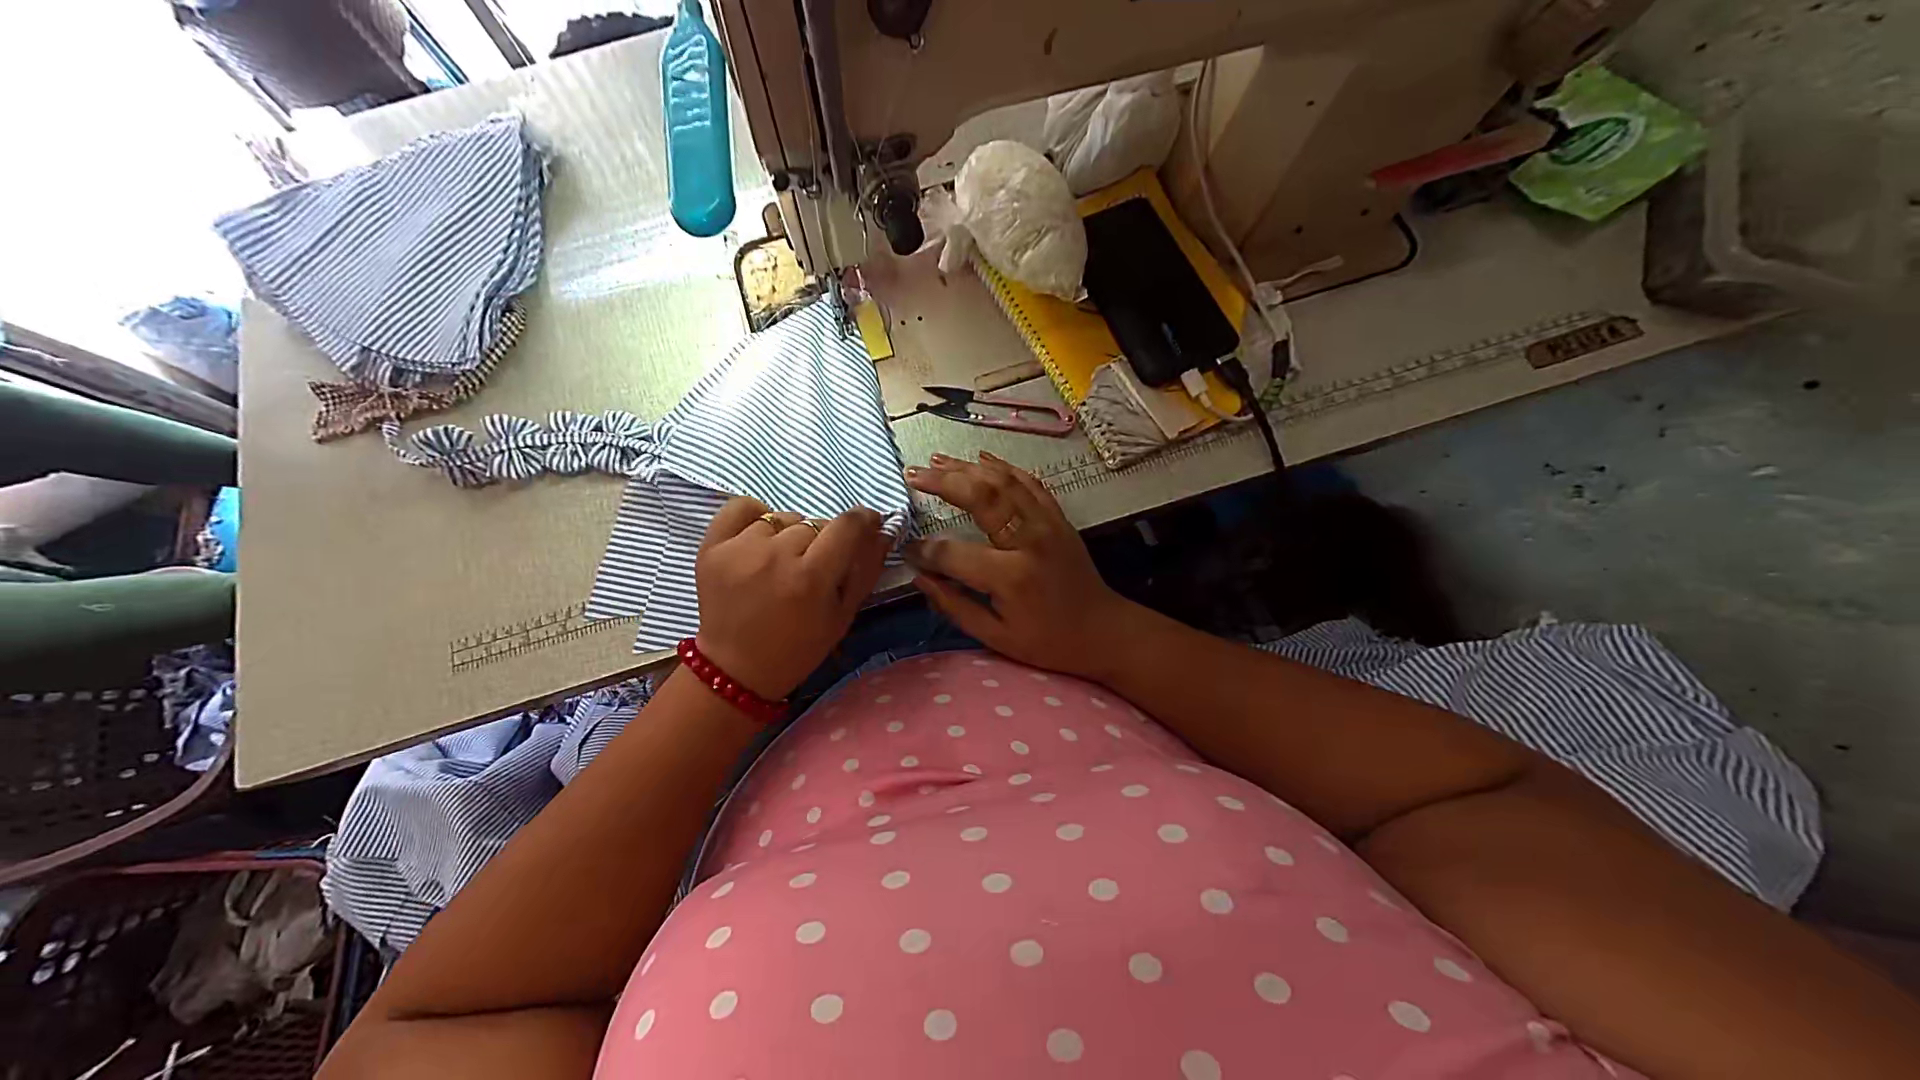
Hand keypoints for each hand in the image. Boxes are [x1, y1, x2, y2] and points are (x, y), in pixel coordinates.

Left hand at [694, 498, 890, 698]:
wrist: (737, 669)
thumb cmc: (799, 648)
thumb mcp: (843, 615)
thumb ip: (865, 569)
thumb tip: (881, 531)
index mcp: (811, 578)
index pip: (848, 524)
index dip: (863, 520)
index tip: (866, 525)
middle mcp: (774, 556)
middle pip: (815, 523)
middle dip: (823, 541)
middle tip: (815, 566)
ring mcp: (739, 549)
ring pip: (783, 518)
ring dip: (790, 533)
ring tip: (782, 561)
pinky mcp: (712, 547)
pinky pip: (742, 508)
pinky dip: (755, 516)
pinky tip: (760, 538)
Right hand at [905, 452, 1142, 680]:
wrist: (1103, 631)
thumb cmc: (1047, 641)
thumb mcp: (995, 637)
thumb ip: (954, 605)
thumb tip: (919, 576)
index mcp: (1011, 576)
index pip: (954, 553)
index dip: (925, 551)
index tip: (907, 549)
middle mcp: (1030, 540)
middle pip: (982, 496)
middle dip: (943, 482)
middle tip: (913, 475)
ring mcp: (1047, 523)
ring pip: (1004, 481)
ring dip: (967, 467)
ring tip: (936, 461)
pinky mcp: (1058, 517)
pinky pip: (1029, 482)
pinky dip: (1004, 467)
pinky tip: (981, 458)